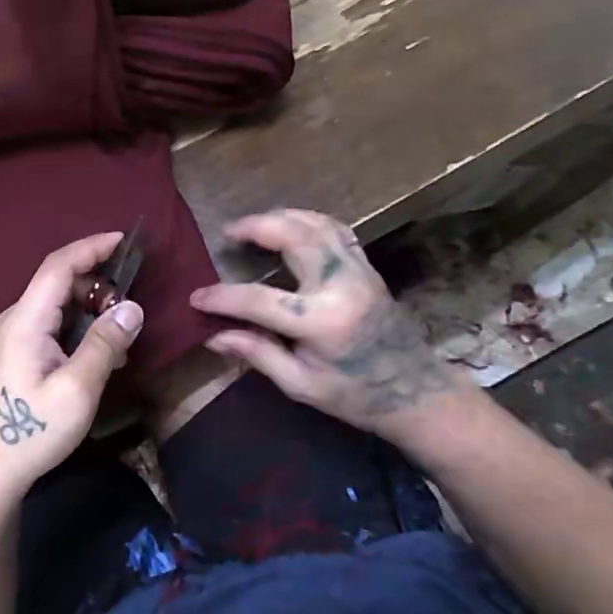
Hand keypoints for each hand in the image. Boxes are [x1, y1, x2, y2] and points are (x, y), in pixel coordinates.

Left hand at [0, 233, 144, 504]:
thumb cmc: (33, 432)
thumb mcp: (78, 389)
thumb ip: (105, 344)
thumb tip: (132, 307)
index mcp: (23, 321)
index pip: (58, 266)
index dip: (91, 248)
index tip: (124, 240)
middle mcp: (11, 321)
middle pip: (56, 285)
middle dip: (96, 284)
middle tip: (130, 306)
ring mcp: (7, 338)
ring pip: (53, 307)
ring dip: (87, 310)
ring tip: (118, 337)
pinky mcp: (9, 356)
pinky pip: (46, 327)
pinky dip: (74, 329)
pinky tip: (94, 354)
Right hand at [190, 209, 460, 437]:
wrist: (417, 393)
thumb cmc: (355, 396)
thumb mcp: (300, 384)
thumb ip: (257, 353)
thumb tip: (213, 336)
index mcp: (321, 321)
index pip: (258, 300)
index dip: (222, 297)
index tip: (196, 297)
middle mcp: (341, 286)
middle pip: (294, 237)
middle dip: (257, 227)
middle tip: (229, 232)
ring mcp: (359, 271)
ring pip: (316, 224)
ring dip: (281, 217)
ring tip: (253, 225)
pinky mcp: (367, 268)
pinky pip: (335, 230)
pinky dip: (308, 221)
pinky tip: (290, 226)